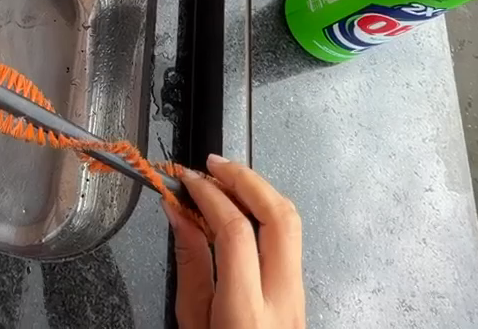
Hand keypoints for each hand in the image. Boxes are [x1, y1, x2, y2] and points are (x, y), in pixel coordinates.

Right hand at [167, 154, 305, 328]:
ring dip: (257, 189)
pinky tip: (237, 207)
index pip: (236, 231)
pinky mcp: (300, 294)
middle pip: (280, 217)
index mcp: (247, 313)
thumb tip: (178, 209)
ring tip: (223, 177)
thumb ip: (189, 264)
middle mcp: (283, 301)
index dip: (208, 194)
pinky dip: (263, 210)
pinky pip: (288, 238)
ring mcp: (298, 297)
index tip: (184, 179)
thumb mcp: (191, 323)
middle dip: (245, 178)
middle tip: (212, 164)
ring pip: (292, 222)